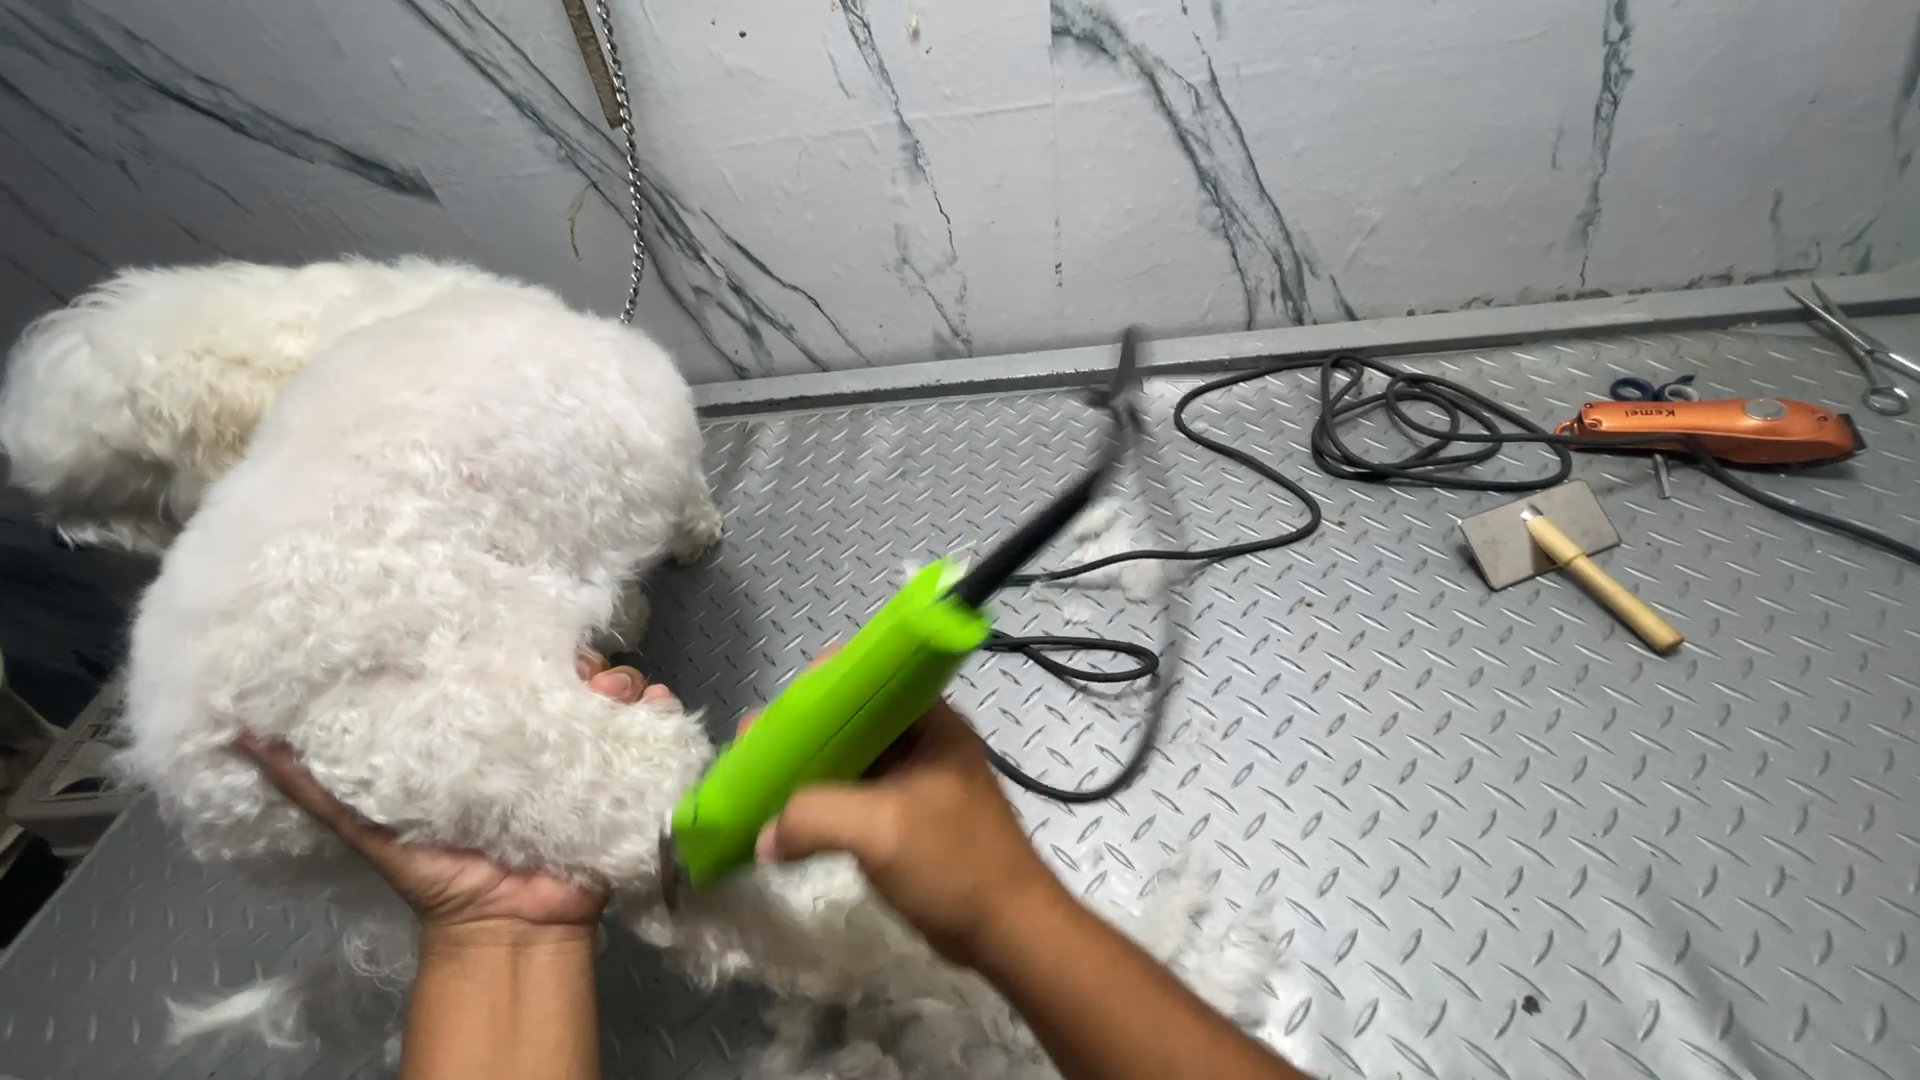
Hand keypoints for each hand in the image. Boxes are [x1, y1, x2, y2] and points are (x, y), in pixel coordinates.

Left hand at [236, 648, 679, 942]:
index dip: (531, 651)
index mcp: (498, 734)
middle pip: (580, 677)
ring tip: (616, 695)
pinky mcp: (628, 776)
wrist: (507, 925)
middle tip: (584, 675)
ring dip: (625, 684)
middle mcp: (551, 734)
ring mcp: (595, 754)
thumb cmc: (440, 870)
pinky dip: (660, 711)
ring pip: (622, 695)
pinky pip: (654, 731)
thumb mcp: (367, 824)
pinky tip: (654, 707)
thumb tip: (241, 734)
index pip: (522, 673)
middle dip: (588, 666)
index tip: (535, 648)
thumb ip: (317, 785)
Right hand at [752, 695, 1064, 967]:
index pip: (870, 680)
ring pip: (850, 760)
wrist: (1008, 930)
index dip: (822, 686)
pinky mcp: (905, 818)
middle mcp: (921, 741)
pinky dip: (822, 803)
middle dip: (803, 731)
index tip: (780, 709)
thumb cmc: (955, 863)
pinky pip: (854, 797)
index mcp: (929, 721)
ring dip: (808, 769)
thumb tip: (763, 835)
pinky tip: (786, 818)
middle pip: (852, 719)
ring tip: (758, 778)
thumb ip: (815, 816)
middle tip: (754, 743)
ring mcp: (914, 780)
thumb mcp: (881, 828)